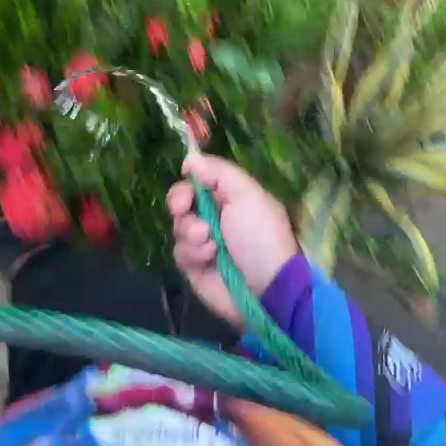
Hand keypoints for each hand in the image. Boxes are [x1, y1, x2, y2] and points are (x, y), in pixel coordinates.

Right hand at [165, 155, 297, 331]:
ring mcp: (203, 244)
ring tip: (210, 242)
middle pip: (181, 202)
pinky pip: (180, 253)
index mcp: (230, 198)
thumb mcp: (246, 194)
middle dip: (180, 204)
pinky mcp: (194, 269)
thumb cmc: (260, 235)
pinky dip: (193, 254)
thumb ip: (218, 172)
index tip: (185, 182)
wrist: (267, 287)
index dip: (188, 182)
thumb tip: (190, 159)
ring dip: (191, 232)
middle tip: (184, 209)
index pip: (198, 182)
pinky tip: (209, 258)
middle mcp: (214, 218)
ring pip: (178, 227)